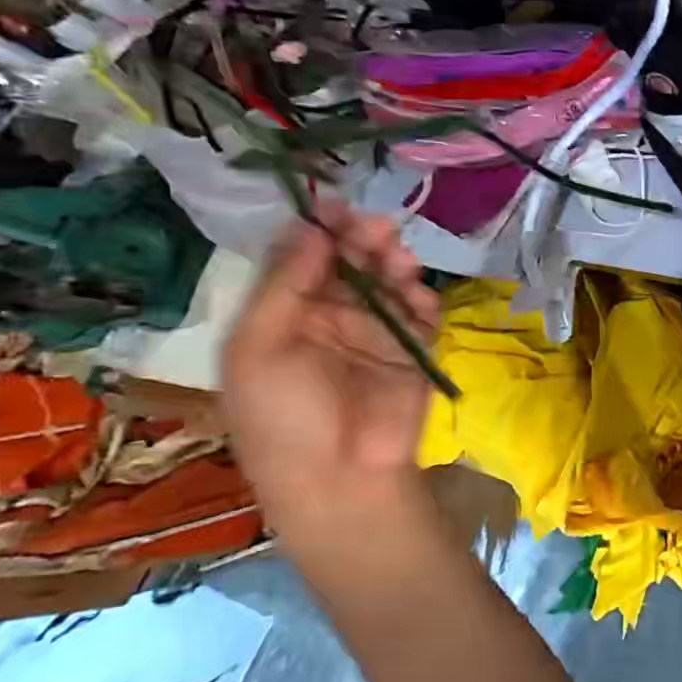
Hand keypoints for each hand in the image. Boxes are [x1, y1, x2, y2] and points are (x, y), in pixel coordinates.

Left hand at [221, 205, 440, 535]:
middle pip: (352, 264)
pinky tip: (418, 299)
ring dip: (396, 265)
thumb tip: (310, 225)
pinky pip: (423, 311)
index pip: (304, 260)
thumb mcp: (259, 347)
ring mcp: (378, 332)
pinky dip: (423, 299)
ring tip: (401, 261)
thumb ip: (285, 284)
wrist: (341, 475)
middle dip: (364, 241)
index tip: (337, 206)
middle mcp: (333, 316)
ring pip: (391, 282)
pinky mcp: (417, 348)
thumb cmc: (283, 415)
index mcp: (285, 315)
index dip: (320, 231)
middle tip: (379, 228)